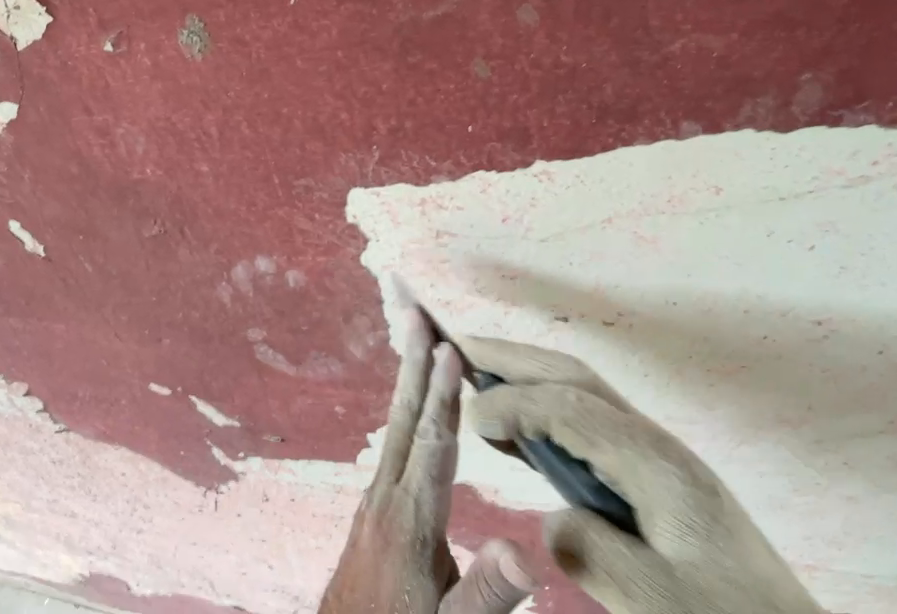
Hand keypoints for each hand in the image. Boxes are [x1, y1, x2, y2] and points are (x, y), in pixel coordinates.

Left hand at [319, 308, 534, 613]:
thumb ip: (486, 593)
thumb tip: (522, 550)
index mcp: (409, 520)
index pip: (432, 446)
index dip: (444, 397)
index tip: (450, 350)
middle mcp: (385, 497)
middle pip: (404, 419)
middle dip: (414, 364)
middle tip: (416, 312)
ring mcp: (375, 501)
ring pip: (395, 427)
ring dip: (408, 379)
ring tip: (416, 337)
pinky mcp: (374, 509)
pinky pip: (394, 444)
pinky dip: (406, 410)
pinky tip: (414, 403)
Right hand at [461, 338, 823, 613]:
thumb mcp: (657, 602)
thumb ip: (592, 550)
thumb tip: (553, 517)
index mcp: (655, 463)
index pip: (569, 406)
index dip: (514, 402)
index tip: (468, 416)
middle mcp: (654, 445)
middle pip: (574, 378)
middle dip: (513, 358)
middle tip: (454, 345)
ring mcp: (655, 460)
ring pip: (581, 395)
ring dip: (526, 377)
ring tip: (472, 373)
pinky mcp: (653, 482)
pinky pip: (588, 427)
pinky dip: (544, 413)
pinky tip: (517, 432)